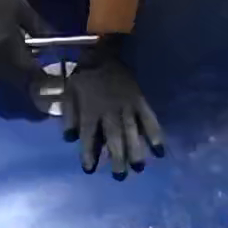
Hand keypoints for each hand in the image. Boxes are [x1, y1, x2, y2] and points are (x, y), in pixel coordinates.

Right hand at [0, 0, 53, 88]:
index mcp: (7, 45)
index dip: (39, 75)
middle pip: (14, 78)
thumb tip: (53, 44)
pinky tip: (3, 61)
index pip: (27, 69)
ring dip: (12, 75)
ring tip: (20, 67)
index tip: (48, 76)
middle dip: (26, 77)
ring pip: (1, 77)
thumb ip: (38, 28)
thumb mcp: (22, 8)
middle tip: (36, 73)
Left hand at [63, 34, 163, 177]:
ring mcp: (127, 106)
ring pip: (132, 131)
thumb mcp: (68, 94)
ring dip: (136, 150)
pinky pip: (149, 119)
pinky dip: (154, 134)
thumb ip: (69, 117)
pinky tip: (159, 151)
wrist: (103, 51)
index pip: (88, 136)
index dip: (88, 152)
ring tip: (138, 168)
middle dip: (116, 157)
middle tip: (119, 176)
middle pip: (114, 137)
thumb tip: (69, 139)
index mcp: (90, 111)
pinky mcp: (140, 101)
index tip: (90, 169)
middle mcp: (109, 111)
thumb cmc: (83, 77)